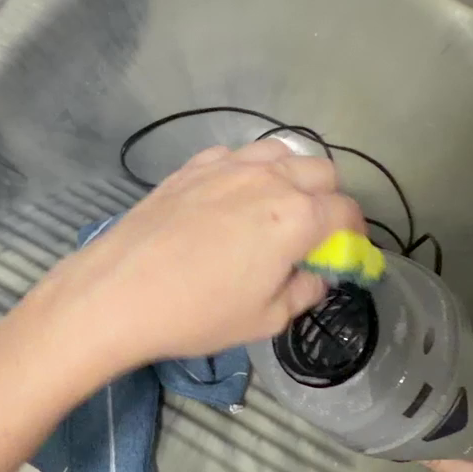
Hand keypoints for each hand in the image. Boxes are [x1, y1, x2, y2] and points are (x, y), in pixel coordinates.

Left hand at [25, 140, 365, 371]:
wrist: (118, 291)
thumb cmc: (197, 313)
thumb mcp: (264, 319)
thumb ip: (303, 291)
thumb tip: (316, 275)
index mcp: (296, 217)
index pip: (346, 212)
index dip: (354, 234)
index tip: (346, 253)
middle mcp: (268, 179)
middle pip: (321, 171)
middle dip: (328, 200)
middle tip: (313, 233)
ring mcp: (227, 165)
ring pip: (280, 152)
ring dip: (292, 176)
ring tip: (276, 207)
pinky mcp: (193, 165)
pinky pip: (237, 154)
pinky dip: (249, 170)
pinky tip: (233, 197)